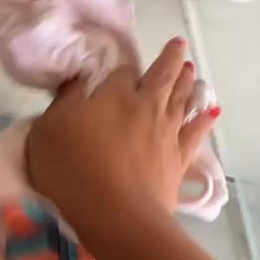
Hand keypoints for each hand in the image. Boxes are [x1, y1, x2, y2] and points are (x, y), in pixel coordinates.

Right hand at [24, 36, 218, 231]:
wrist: (116, 214)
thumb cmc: (72, 169)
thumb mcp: (48, 130)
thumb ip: (63, 102)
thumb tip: (77, 81)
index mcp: (114, 95)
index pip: (123, 71)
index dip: (123, 67)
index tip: (124, 65)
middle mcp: (146, 106)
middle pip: (163, 76)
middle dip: (171, 59)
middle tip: (179, 45)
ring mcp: (167, 132)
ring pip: (183, 99)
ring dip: (188, 82)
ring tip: (193, 70)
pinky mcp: (179, 158)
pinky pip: (196, 132)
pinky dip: (204, 119)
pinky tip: (211, 112)